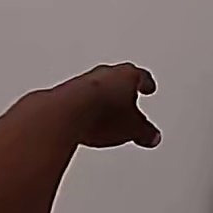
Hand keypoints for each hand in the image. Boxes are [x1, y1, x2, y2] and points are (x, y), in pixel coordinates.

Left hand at [39, 64, 161, 149]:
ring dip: (101, 102)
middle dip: (122, 93)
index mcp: (127, 76)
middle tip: (127, 104)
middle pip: (117, 81)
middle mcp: (104, 75)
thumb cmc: (100, 113)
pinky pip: (77, 101)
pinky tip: (84, 124)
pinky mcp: (61, 96)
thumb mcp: (133, 128)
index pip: (141, 77)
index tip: (148, 87)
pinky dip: (83, 110)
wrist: (63, 116)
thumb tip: (151, 137)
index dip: (146, 83)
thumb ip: (145, 131)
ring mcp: (80, 83)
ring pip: (95, 90)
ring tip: (105, 119)